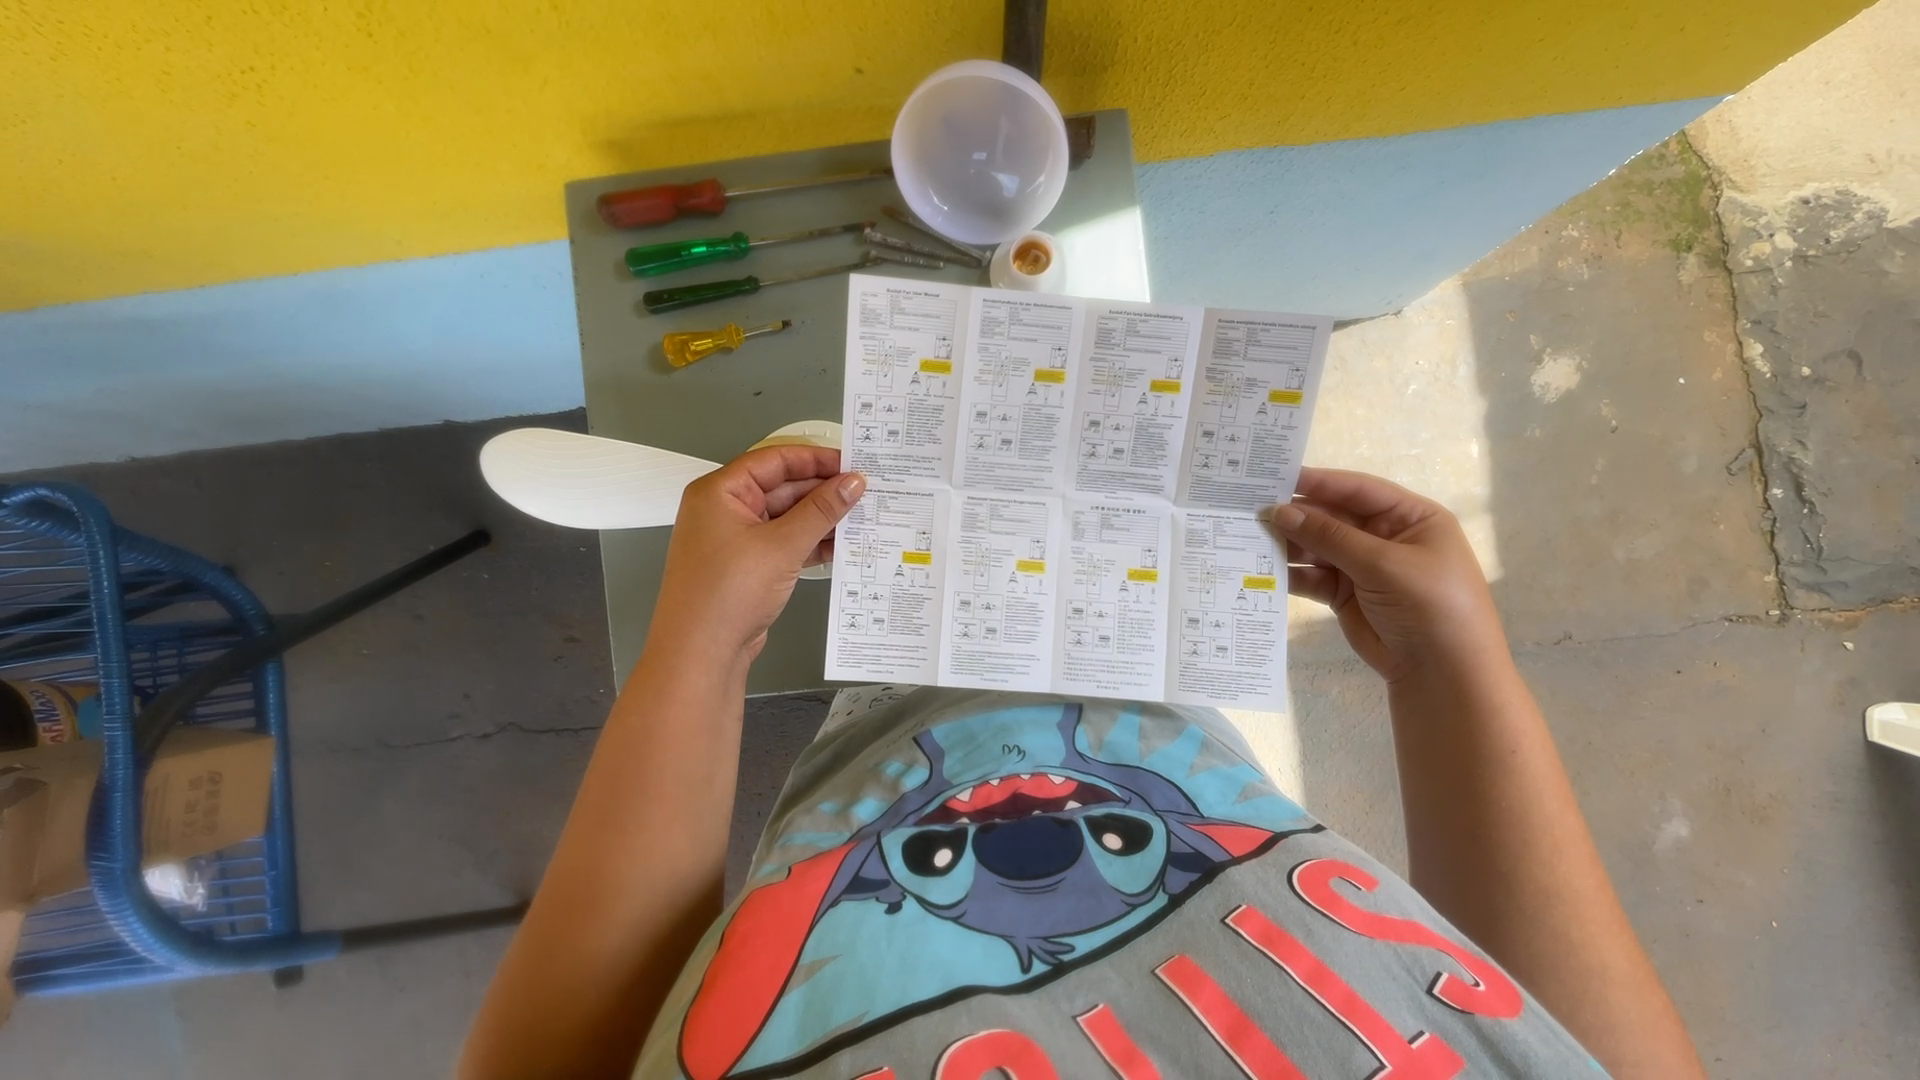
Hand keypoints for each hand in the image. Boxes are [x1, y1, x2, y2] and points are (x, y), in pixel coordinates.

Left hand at [649, 445, 864, 666]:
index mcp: (720, 491)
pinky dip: (812, 543)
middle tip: (867, 492)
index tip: (853, 462)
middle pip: (783, 487)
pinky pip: (786, 543)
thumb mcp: (781, 546)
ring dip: (822, 519)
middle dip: (824, 491)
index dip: (816, 459)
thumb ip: (821, 511)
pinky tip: (843, 545)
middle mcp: (726, 509)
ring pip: (788, 517)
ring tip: (864, 518)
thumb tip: (854, 482)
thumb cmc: (728, 592)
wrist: (700, 653)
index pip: (775, 460)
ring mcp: (737, 540)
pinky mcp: (750, 566)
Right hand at [1269, 468, 1506, 684]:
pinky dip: (1289, 574)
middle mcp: (1384, 537)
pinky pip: (1311, 577)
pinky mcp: (1344, 595)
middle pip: (1332, 517)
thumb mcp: (1384, 564)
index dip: (1318, 482)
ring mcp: (1362, 567)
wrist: (1442, 672)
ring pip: (1317, 547)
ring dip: (1287, 544)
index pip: (1357, 490)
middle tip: (1250, 510)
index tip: (1274, 476)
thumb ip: (1330, 536)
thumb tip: (1279, 512)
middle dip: (1296, 515)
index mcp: (1409, 517)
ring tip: (1248, 538)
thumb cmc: (1430, 604)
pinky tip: (1261, 569)